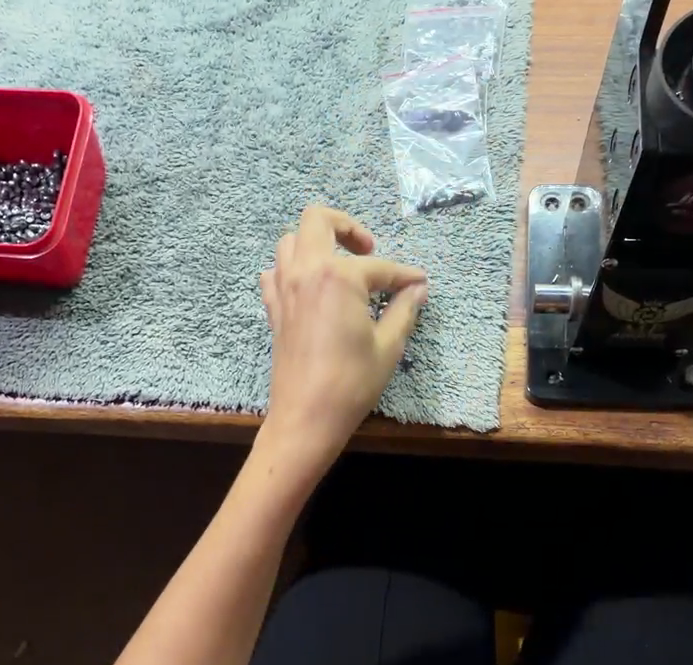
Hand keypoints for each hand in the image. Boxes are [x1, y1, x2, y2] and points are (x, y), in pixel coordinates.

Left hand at [257, 205, 428, 472]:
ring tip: (338, 267)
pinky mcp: (273, 310)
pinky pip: (274, 273)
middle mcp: (306, 272)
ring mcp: (284, 289)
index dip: (404, 276)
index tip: (419, 285)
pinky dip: (290, 270)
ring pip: (290, 241)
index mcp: (339, 277)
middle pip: (318, 220)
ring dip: (315, 244)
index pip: (378, 267)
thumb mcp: (388, 347)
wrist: (306, 417)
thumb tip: (417, 290)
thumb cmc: (351, 383)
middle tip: (368, 251)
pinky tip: (309, 289)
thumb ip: (403, 311)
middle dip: (347, 227)